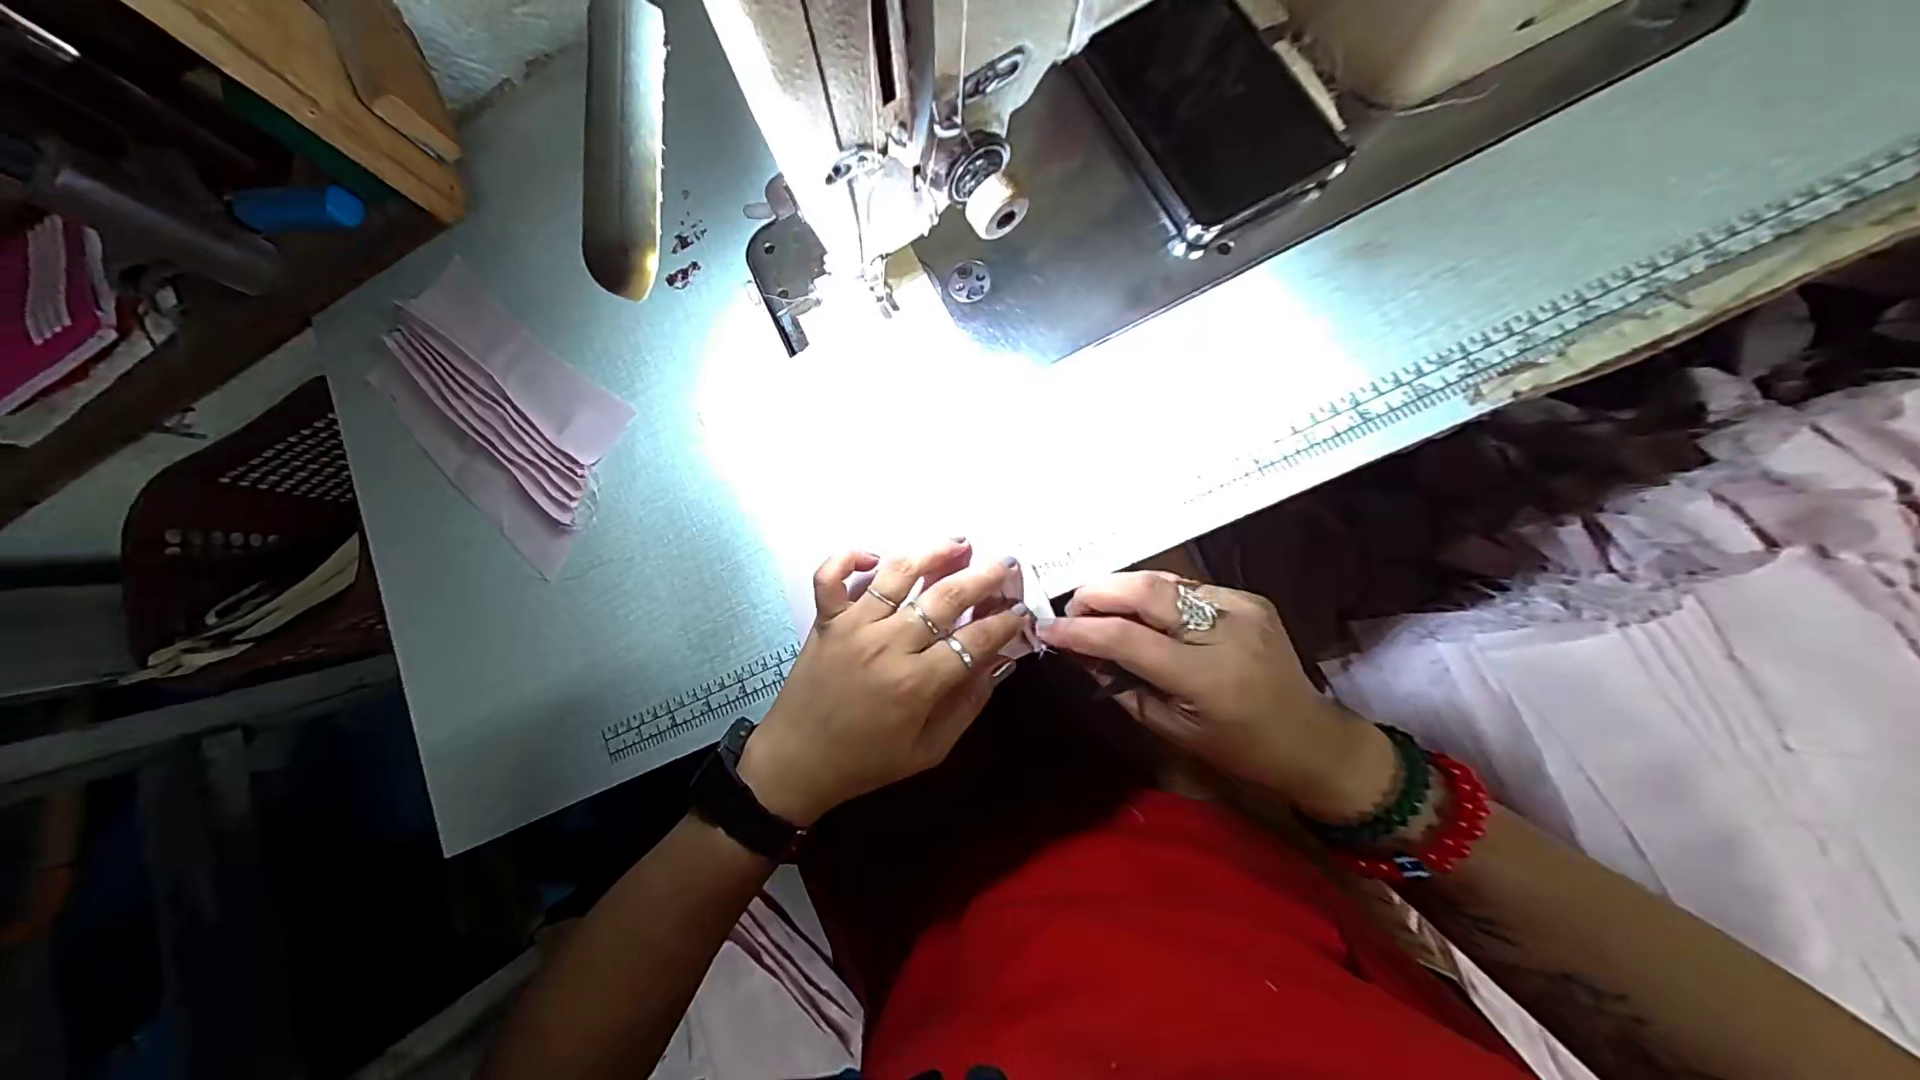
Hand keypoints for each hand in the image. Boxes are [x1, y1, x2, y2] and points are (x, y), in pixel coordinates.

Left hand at [738, 541, 1034, 825]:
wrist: (797, 762)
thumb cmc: (867, 761)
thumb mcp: (929, 750)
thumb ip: (967, 705)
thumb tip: (997, 663)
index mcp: (916, 683)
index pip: (974, 640)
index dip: (1004, 623)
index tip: (1020, 612)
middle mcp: (887, 645)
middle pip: (944, 598)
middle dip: (983, 578)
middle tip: (1005, 564)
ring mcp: (853, 627)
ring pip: (897, 575)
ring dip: (932, 554)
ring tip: (959, 544)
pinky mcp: (825, 620)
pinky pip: (830, 577)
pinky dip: (848, 558)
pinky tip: (874, 556)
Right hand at [1036, 572, 1395, 820]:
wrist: (1310, 737)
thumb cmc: (1238, 748)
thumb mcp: (1172, 727)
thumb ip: (1121, 685)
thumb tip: (1079, 652)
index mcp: (1206, 675)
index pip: (1127, 638)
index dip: (1080, 631)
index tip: (1047, 629)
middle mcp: (1225, 630)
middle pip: (1145, 590)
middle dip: (1097, 593)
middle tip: (1071, 610)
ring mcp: (1241, 606)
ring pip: (1163, 580)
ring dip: (1122, 589)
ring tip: (1096, 605)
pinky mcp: (1248, 597)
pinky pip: (1186, 587)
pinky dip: (1154, 595)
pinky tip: (1140, 610)